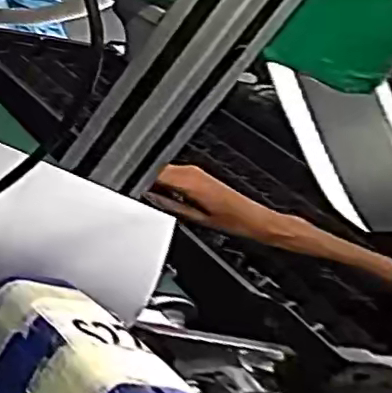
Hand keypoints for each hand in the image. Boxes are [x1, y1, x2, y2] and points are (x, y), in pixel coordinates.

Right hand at [145, 165, 297, 247]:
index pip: (150, 172)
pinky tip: (171, 195)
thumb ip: (166, 204)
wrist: (259, 221)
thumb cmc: (234, 223)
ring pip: (161, 170)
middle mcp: (189, 171)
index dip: (137, 179)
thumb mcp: (195, 218)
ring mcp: (194, 171)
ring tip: (158, 197)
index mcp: (187, 180)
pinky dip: (165, 182)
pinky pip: (171, 173)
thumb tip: (146, 195)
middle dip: (145, 181)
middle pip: (153, 169)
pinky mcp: (197, 174)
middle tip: (143, 195)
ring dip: (155, 181)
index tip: (132, 188)